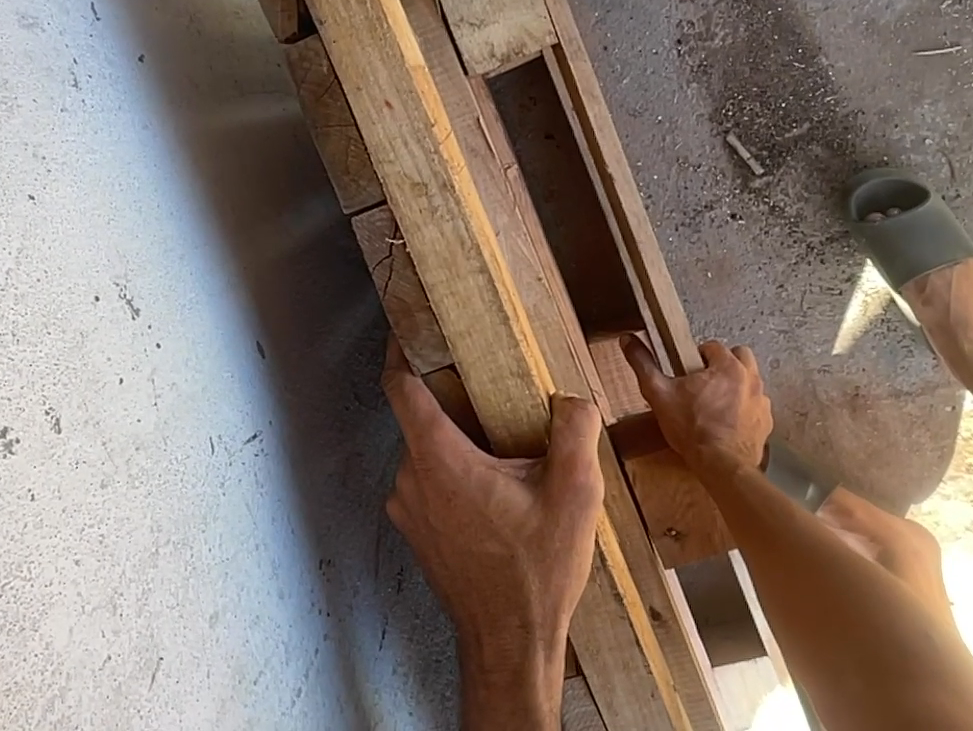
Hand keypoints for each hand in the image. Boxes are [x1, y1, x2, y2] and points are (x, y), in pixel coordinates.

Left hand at [381, 341, 602, 699]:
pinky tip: (494, 491)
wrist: (510, 644)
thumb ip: (574, 430)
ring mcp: (408, 508)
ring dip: (456, 442)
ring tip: (502, 450)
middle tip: (490, 394)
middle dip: (451, 401)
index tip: (405, 328)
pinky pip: (427, 483)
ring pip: (425, 453)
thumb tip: (571, 399)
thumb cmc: (535, 570)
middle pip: (419, 419)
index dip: (398, 351)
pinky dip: (452, 473)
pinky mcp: (416, 531)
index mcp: (439, 458)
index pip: (400, 386)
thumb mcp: (574, 494)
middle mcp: (411, 478)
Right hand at [624, 335, 772, 471]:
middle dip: (723, 364)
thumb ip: (643, 364)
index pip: (713, 346)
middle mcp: (750, 379)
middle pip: (740, 356)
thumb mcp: (658, 393)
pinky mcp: (766, 422)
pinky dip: (744, 408)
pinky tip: (727, 421)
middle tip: (704, 381)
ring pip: (750, 380)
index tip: (687, 371)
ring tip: (715, 402)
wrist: (720, 465)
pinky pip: (756, 405)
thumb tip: (628, 341)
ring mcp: (761, 401)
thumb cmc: (692, 429)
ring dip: (736, 385)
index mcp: (727, 366)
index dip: (697, 356)